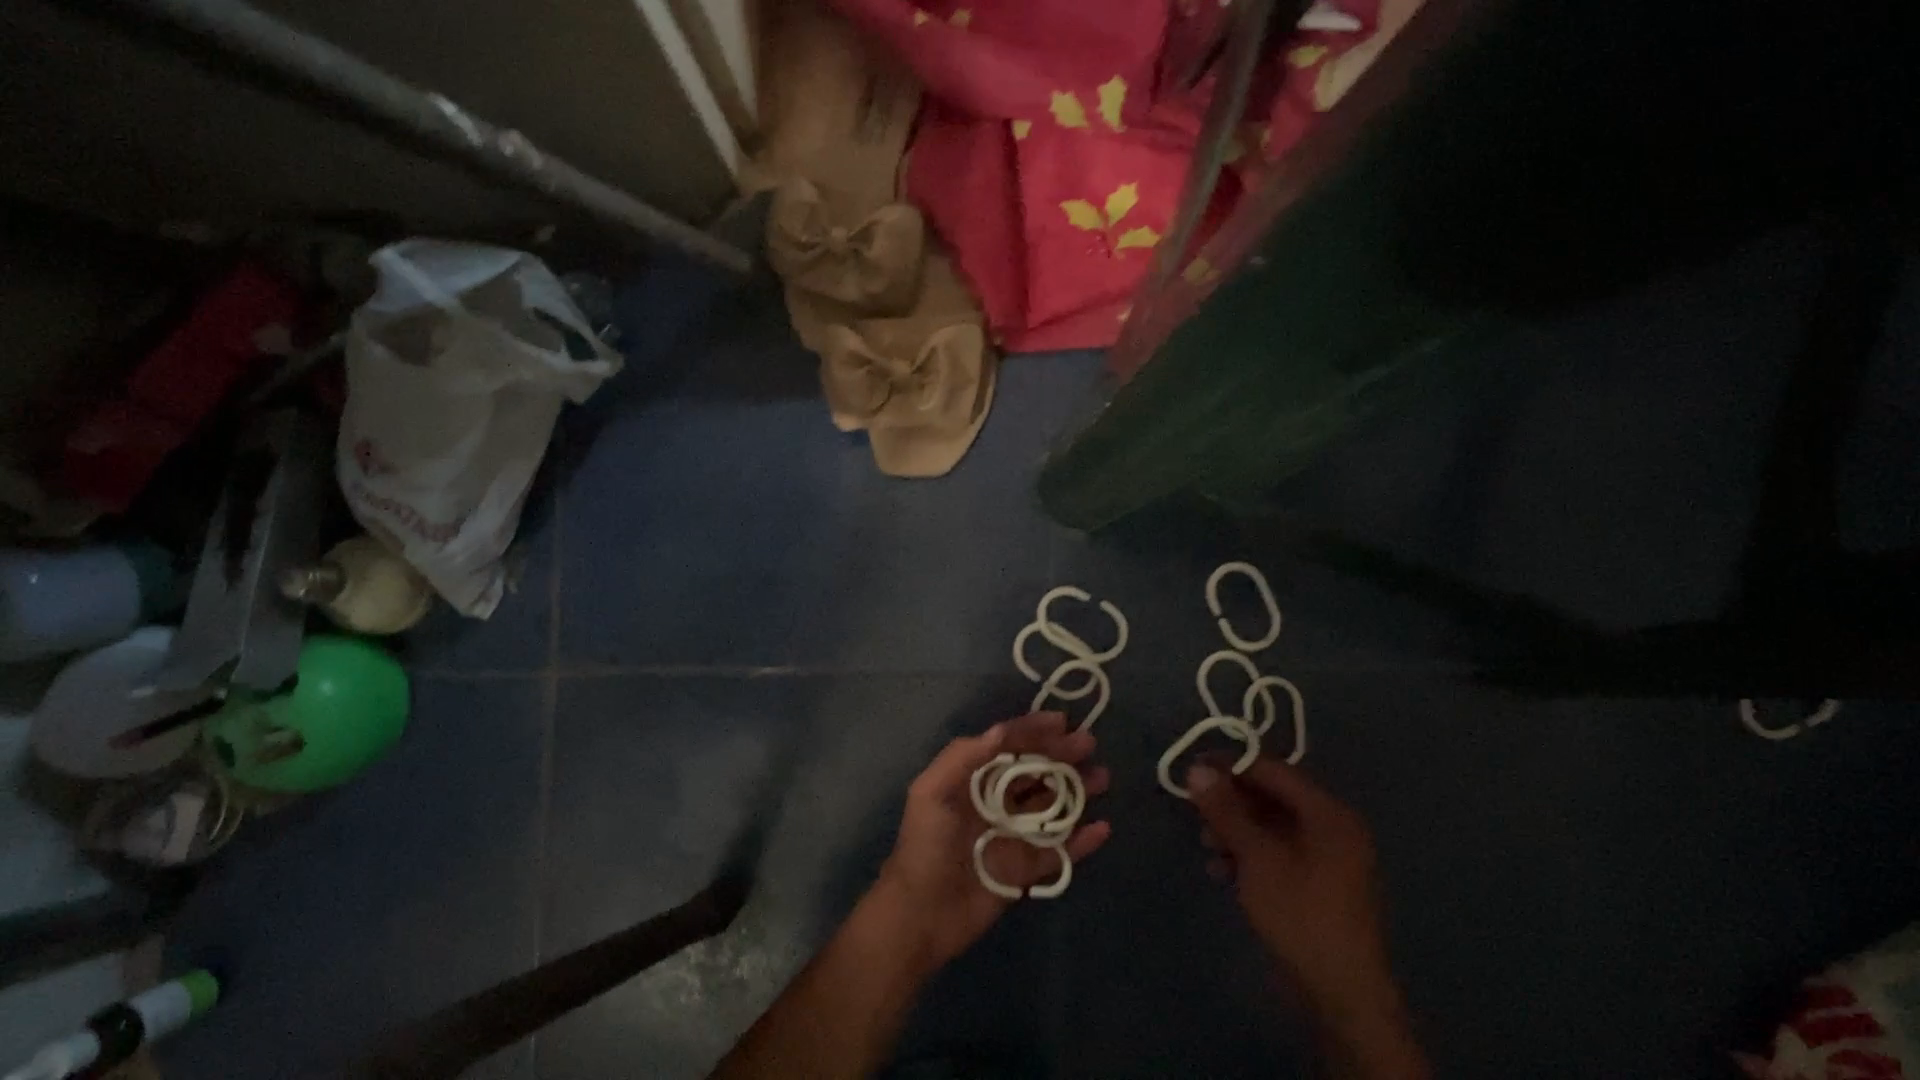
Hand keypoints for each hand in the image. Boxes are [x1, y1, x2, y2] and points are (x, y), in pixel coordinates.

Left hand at [876, 712, 1110, 968]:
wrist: (922, 912)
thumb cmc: (925, 845)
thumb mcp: (932, 792)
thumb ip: (965, 757)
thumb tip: (1002, 730)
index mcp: (972, 781)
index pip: (1007, 748)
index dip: (1033, 731)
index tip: (1062, 722)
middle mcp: (996, 803)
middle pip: (1035, 772)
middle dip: (1062, 755)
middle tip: (1090, 745)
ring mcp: (1013, 836)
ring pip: (1053, 807)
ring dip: (1078, 790)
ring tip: (1103, 778)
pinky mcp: (1026, 870)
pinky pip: (1061, 850)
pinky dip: (1082, 840)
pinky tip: (1103, 828)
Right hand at [1186, 757, 1393, 1015]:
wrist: (1339, 993)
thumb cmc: (1300, 914)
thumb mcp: (1257, 857)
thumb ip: (1227, 811)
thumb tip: (1196, 770)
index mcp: (1329, 813)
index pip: (1274, 771)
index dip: (1231, 766)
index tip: (1191, 770)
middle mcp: (1332, 829)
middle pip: (1272, 798)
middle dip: (1231, 803)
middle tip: (1194, 812)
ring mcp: (1326, 860)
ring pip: (1271, 828)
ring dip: (1235, 832)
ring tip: (1206, 848)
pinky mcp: (1315, 886)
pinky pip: (1277, 855)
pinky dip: (1249, 857)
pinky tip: (1221, 872)